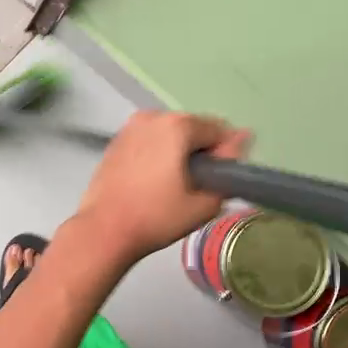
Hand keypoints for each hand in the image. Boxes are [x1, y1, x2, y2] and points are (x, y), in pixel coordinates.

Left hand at [72, 111, 250, 264]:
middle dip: (200, 153)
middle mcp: (151, 117)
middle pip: (193, 129)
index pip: (219, 130)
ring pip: (169, 135)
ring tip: (171, 188)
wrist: (103, 230)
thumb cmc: (157, 217)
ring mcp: (129, 128)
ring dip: (178, 154)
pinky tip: (151, 184)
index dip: (225, 156)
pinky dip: (156, 156)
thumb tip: (243, 138)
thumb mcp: (205, 201)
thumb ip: (229, 166)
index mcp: (177, 125)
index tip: (216, 182)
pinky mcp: (115, 143)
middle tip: (194, 187)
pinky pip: (148, 142)